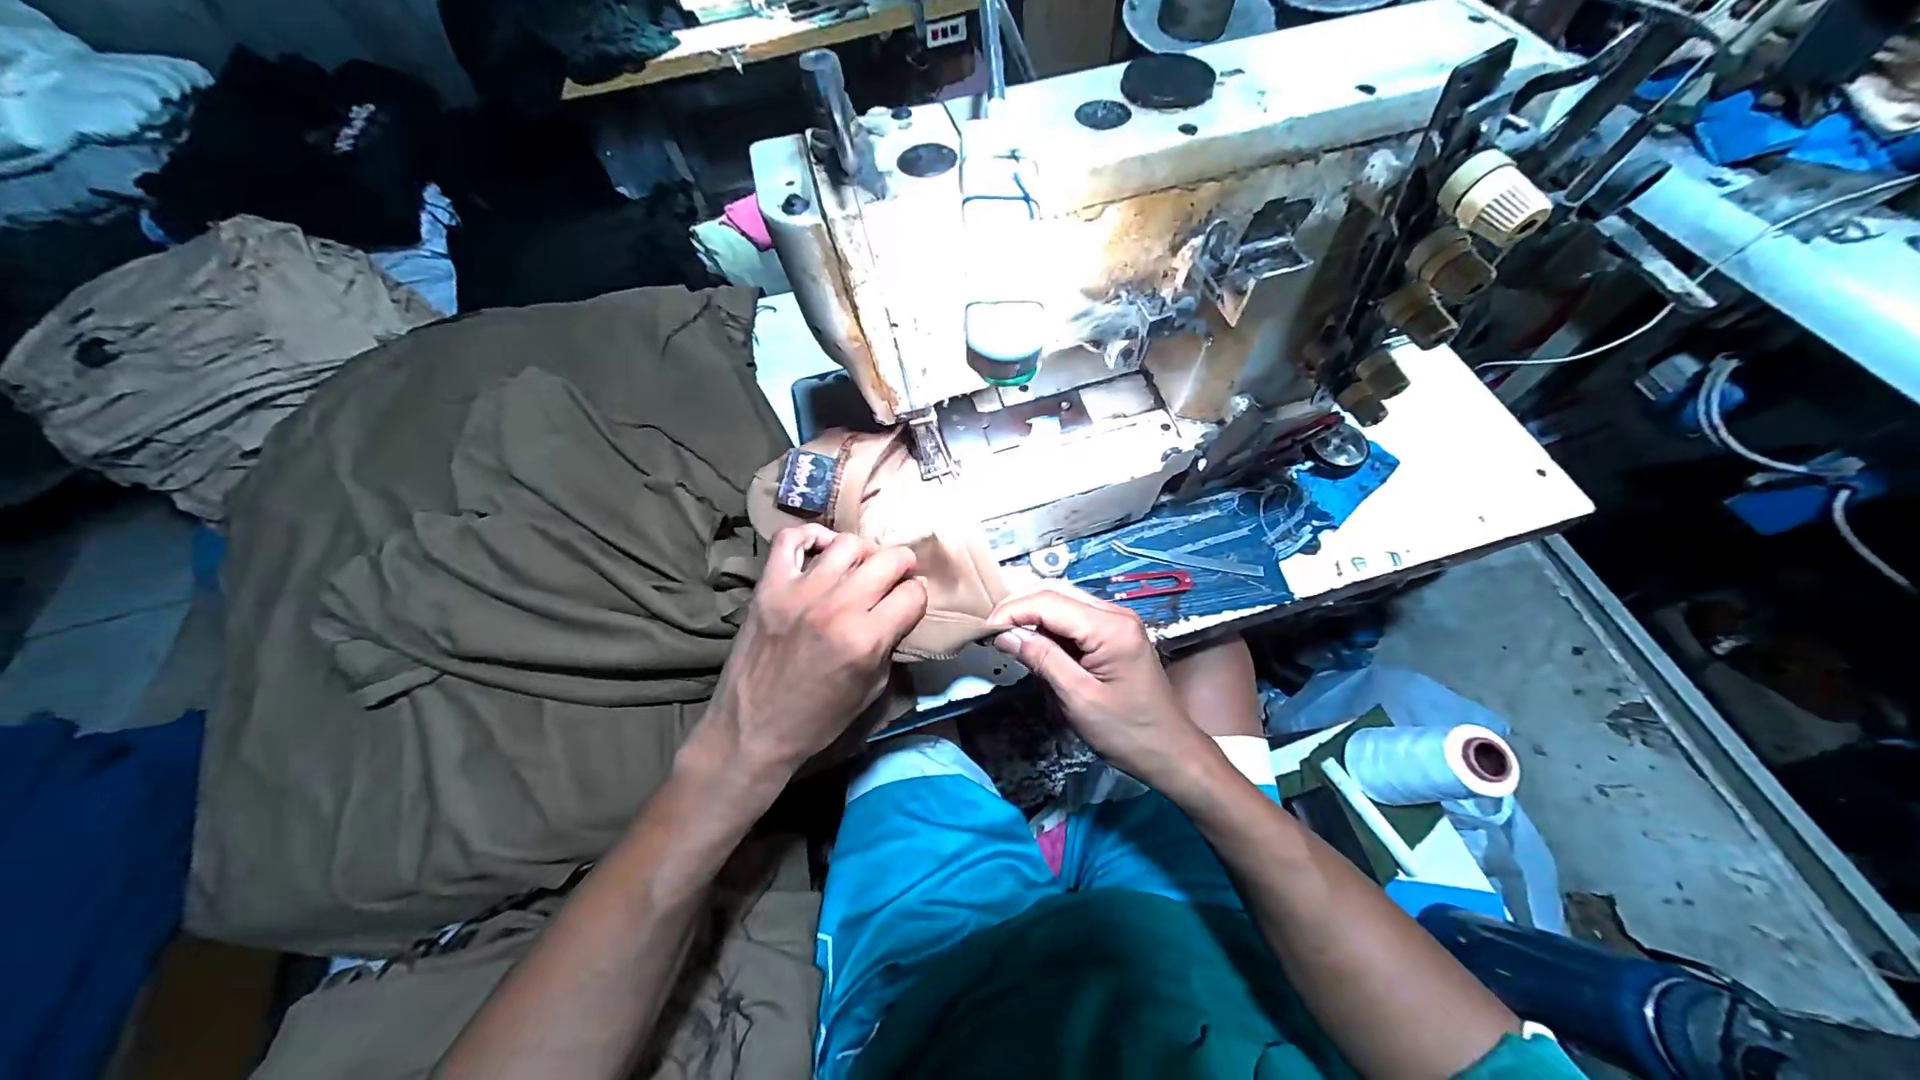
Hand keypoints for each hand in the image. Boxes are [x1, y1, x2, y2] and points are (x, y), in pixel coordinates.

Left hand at [693, 525, 926, 784]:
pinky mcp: (768, 587)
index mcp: (865, 639)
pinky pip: (791, 539)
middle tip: (897, 576)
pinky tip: (821, 550)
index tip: (909, 605)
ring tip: (860, 567)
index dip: (917, 599)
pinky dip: (810, 536)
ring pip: (846, 544)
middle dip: (902, 566)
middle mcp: (836, 607)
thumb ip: (888, 644)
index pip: (913, 594)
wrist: (752, 731)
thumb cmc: (817, 720)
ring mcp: (799, 592)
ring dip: (863, 553)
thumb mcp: (872, 689)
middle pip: (888, 560)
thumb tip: (897, 613)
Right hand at [987, 586, 1212, 785]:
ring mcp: (1116, 622)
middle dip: (1019, 608)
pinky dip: (1049, 626)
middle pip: (1056, 594)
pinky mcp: (1114, 634)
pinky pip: (1074, 618)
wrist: (1169, 751)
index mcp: (1110, 627)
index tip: (986, 630)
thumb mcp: (1078, 698)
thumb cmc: (1127, 731)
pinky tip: (1033, 642)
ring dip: (1032, 616)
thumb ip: (1041, 659)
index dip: (1013, 611)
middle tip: (992, 632)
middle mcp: (1115, 614)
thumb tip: (1004, 634)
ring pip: (1063, 602)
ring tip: (1006, 637)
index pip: (1049, 601)